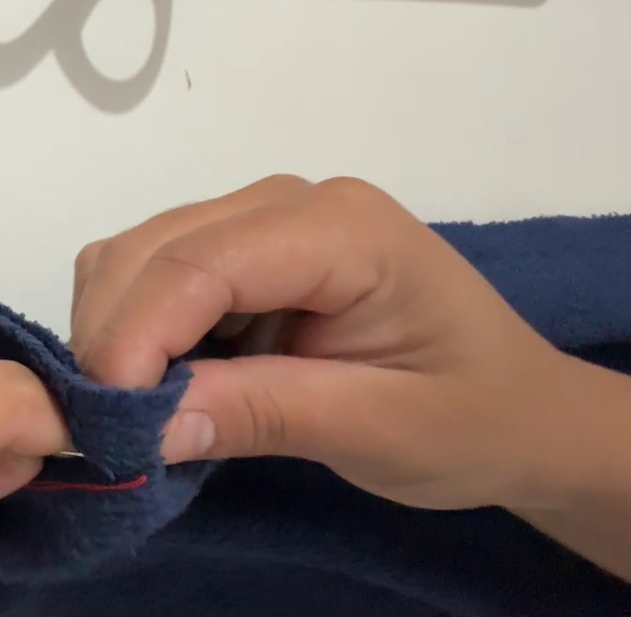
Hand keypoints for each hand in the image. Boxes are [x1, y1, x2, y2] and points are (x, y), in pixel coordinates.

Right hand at [70, 175, 573, 510]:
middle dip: (111, 335)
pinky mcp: (227, 240)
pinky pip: (144, 269)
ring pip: (131, 254)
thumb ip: (264, 415)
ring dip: (112, 328)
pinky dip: (129, 324)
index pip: (199, 263)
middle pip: (148, 249)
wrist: (520, 407)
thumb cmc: (476, 421)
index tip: (110, 420)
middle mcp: (278, 199)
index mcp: (337, 226)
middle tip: (112, 427)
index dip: (138, 333)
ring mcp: (248, 213)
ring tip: (137, 405)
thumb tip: (144, 426)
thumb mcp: (386, 432)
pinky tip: (159, 374)